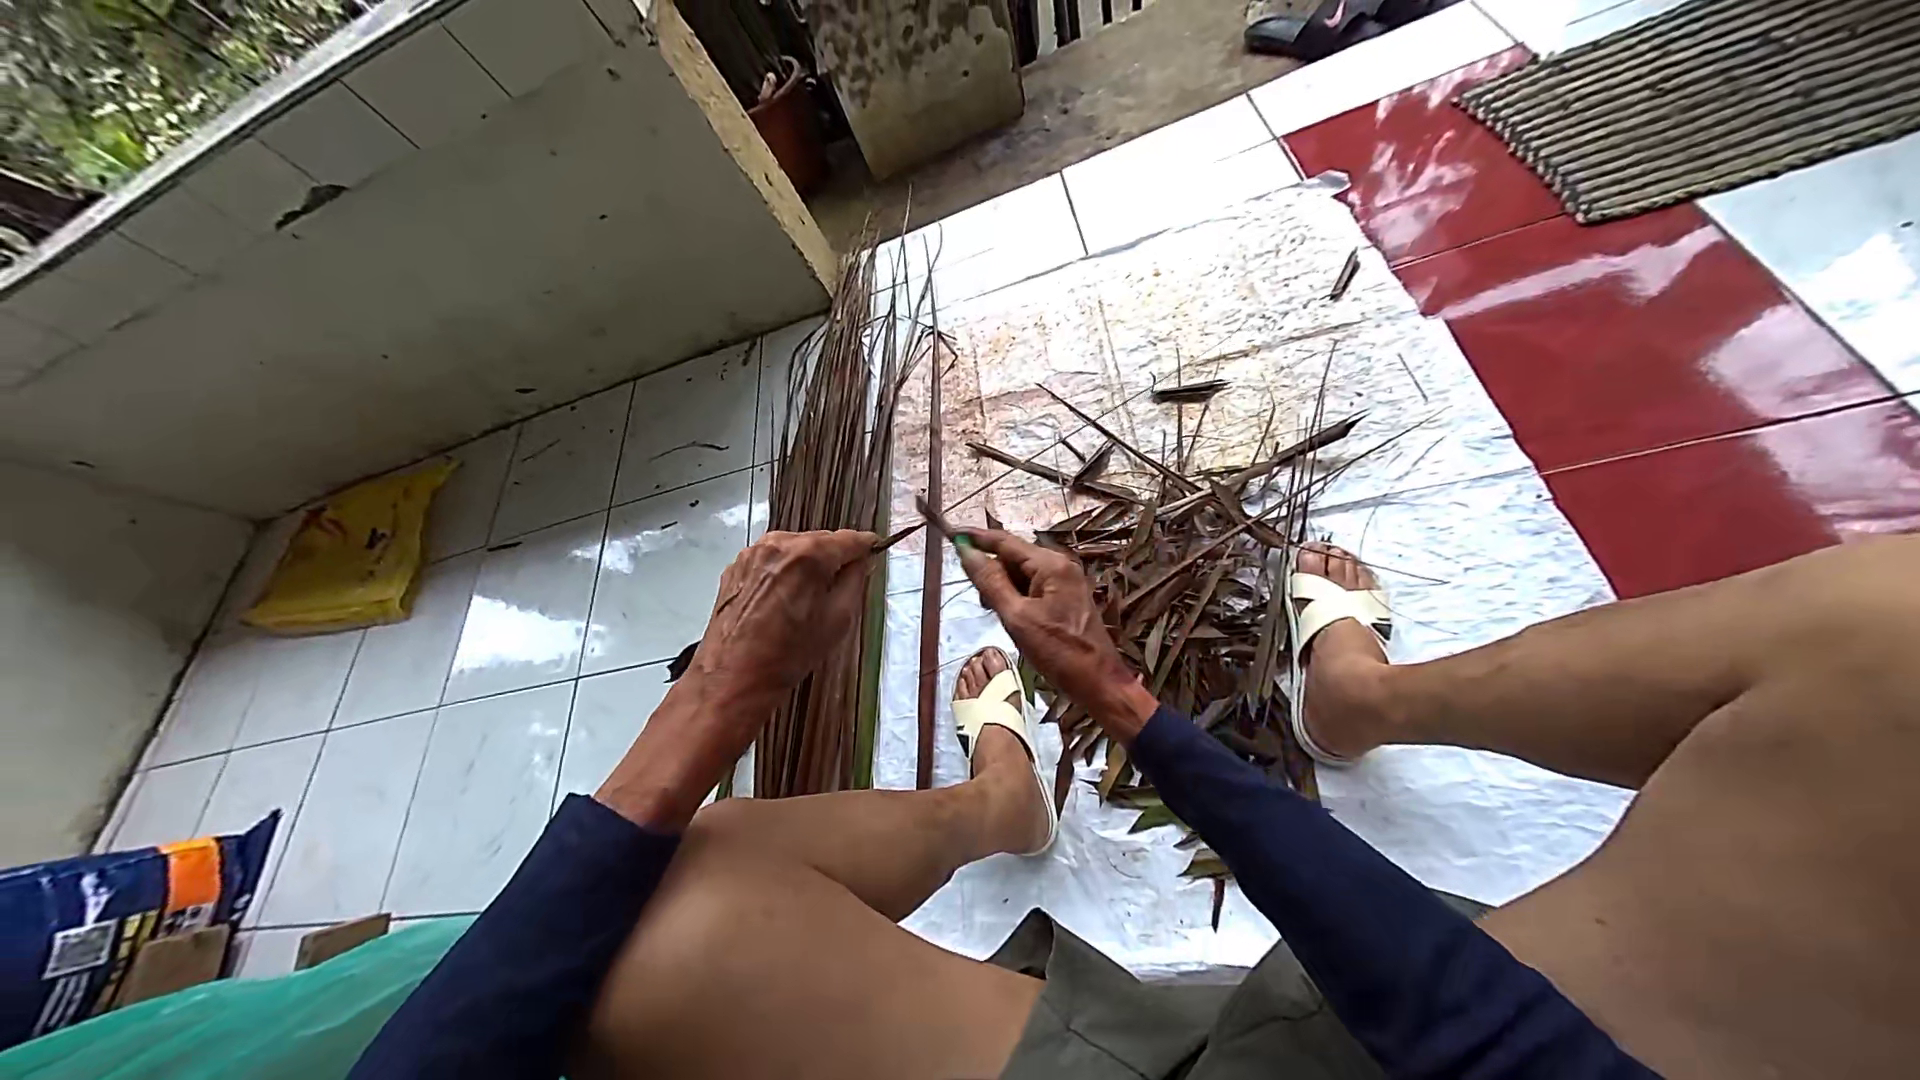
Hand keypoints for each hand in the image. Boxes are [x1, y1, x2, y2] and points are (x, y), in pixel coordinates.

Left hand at [684, 529, 877, 705]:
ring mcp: (754, 552)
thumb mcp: (839, 619)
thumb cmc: (789, 654)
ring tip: (809, 596)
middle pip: (822, 539)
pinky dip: (784, 571)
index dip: (867, 546)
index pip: (850, 538)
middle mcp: (779, 544)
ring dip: (809, 563)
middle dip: (835, 557)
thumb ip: (856, 581)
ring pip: (796, 547)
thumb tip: (861, 562)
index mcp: (809, 555)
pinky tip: (784, 599)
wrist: (733, 675)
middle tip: (842, 585)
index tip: (875, 553)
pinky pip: (773, 558)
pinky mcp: (737, 565)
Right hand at [956, 528, 1159, 741]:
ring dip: (1002, 586)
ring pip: (1021, 573)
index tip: (951, 535)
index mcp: (1050, 565)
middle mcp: (1060, 565)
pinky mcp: (1065, 597)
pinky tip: (1010, 617)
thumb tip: (966, 553)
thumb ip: (990, 582)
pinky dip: (1016, 596)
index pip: (1005, 541)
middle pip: (1013, 556)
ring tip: (994, 612)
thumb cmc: (1058, 652)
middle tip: (978, 597)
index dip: (976, 538)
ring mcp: (1065, 581)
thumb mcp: (1017, 617)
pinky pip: (1033, 586)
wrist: (1098, 682)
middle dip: (991, 571)